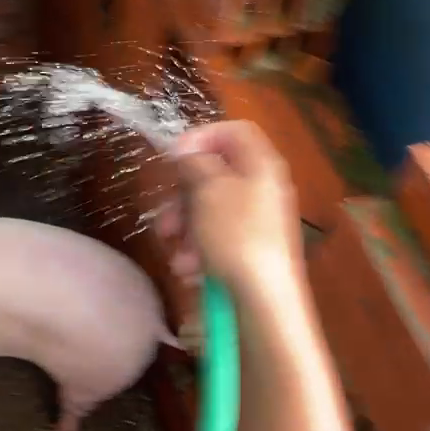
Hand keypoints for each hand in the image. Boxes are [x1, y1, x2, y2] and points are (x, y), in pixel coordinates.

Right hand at [159, 120, 304, 294]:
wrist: (263, 298)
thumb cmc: (236, 237)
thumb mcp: (209, 191)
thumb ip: (196, 163)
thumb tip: (188, 150)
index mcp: (261, 165)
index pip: (234, 131)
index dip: (202, 136)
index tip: (173, 156)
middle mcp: (262, 189)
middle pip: (215, 177)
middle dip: (183, 198)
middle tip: (166, 217)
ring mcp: (257, 222)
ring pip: (209, 212)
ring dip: (185, 231)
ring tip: (176, 253)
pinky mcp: (249, 251)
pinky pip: (216, 240)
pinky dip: (198, 251)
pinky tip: (190, 270)